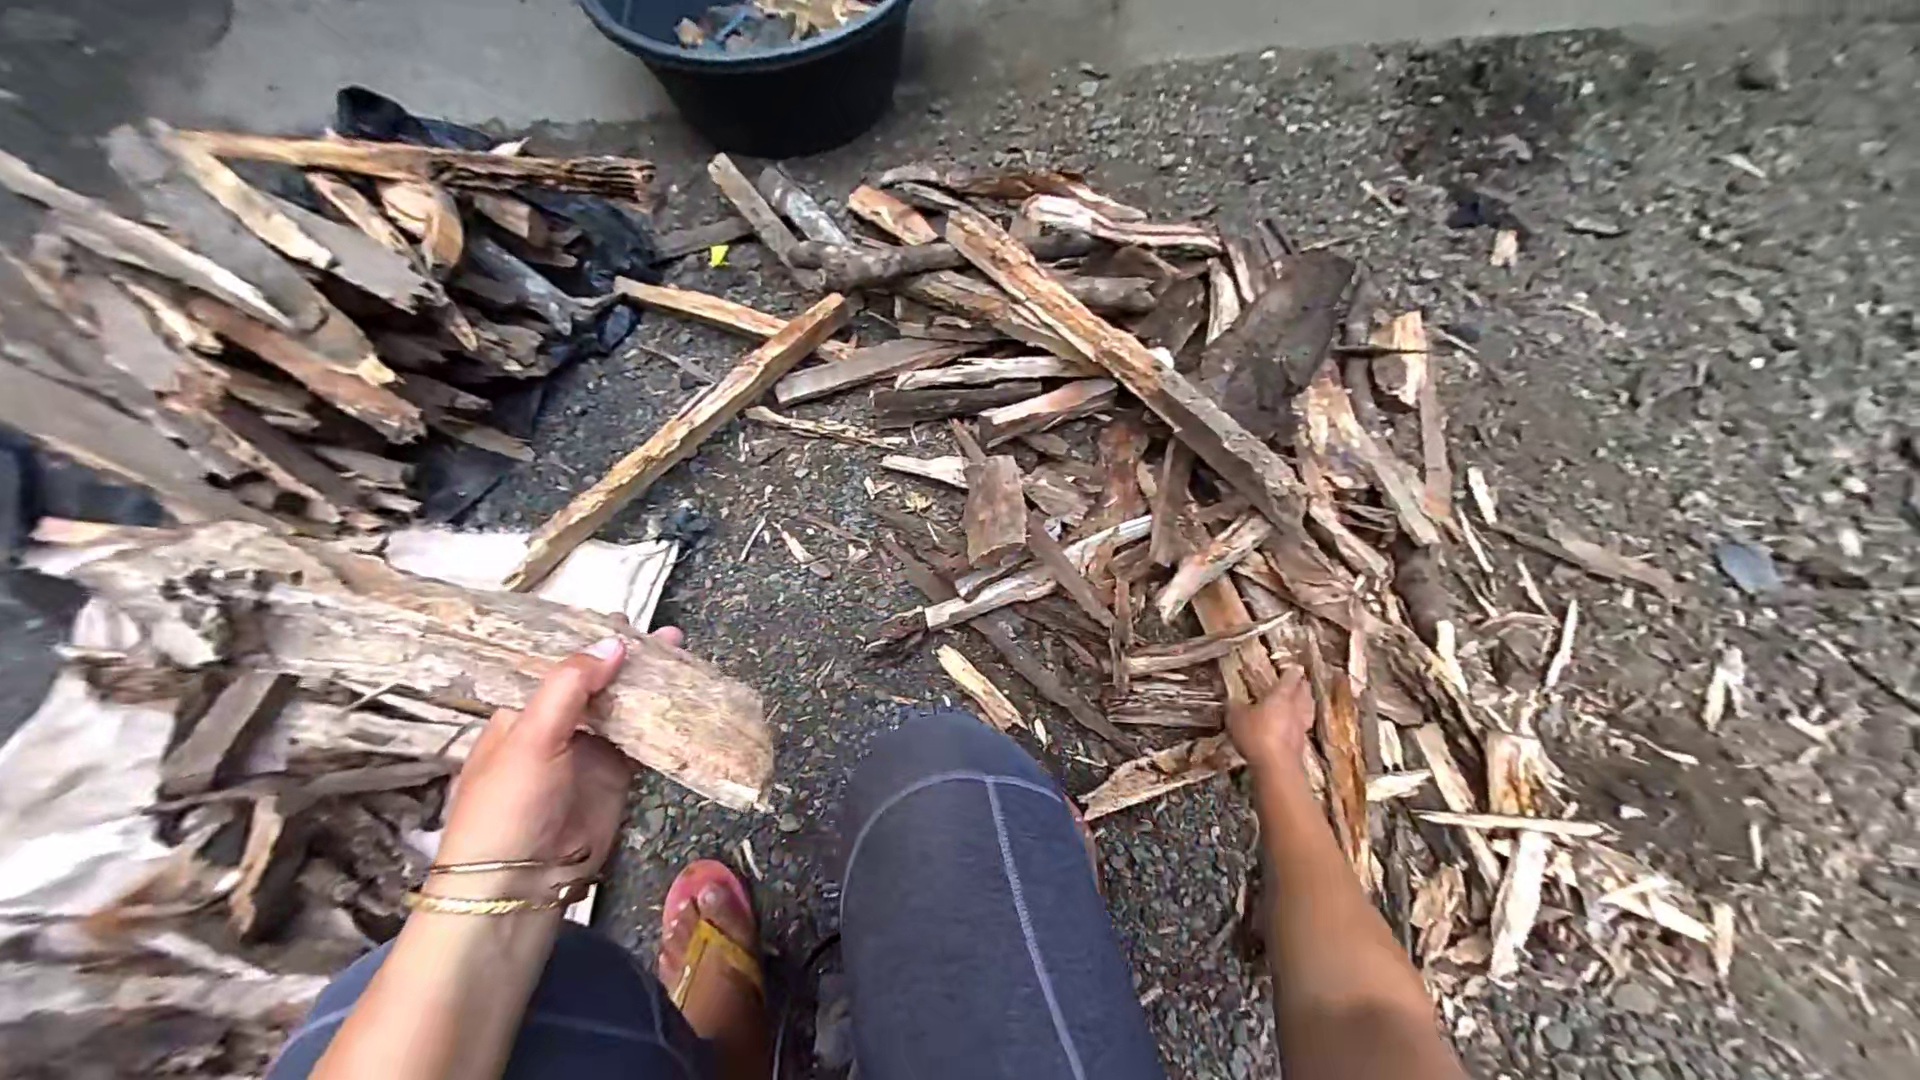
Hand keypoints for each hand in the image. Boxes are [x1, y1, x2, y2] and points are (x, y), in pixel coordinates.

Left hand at [432, 628, 684, 890]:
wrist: (521, 884)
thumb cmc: (509, 805)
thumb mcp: (531, 738)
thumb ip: (570, 686)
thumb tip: (615, 641)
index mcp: (526, 709)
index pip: (564, 664)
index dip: (595, 642)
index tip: (629, 621)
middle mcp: (561, 722)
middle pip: (603, 680)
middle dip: (634, 658)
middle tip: (670, 637)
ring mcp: (592, 747)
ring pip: (628, 704)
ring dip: (654, 683)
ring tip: (685, 655)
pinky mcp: (619, 771)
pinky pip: (647, 736)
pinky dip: (667, 717)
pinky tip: (690, 696)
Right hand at [1226, 665, 1313, 774]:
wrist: (1276, 766)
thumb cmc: (1256, 734)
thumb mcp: (1236, 717)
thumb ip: (1235, 707)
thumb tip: (1232, 700)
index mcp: (1280, 697)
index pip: (1289, 680)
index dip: (1291, 673)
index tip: (1295, 667)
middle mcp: (1295, 709)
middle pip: (1303, 693)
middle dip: (1303, 686)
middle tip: (1302, 680)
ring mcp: (1301, 727)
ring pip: (1308, 709)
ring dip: (1308, 702)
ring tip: (1306, 698)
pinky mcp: (1302, 744)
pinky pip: (1305, 725)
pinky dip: (1303, 720)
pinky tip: (1298, 722)